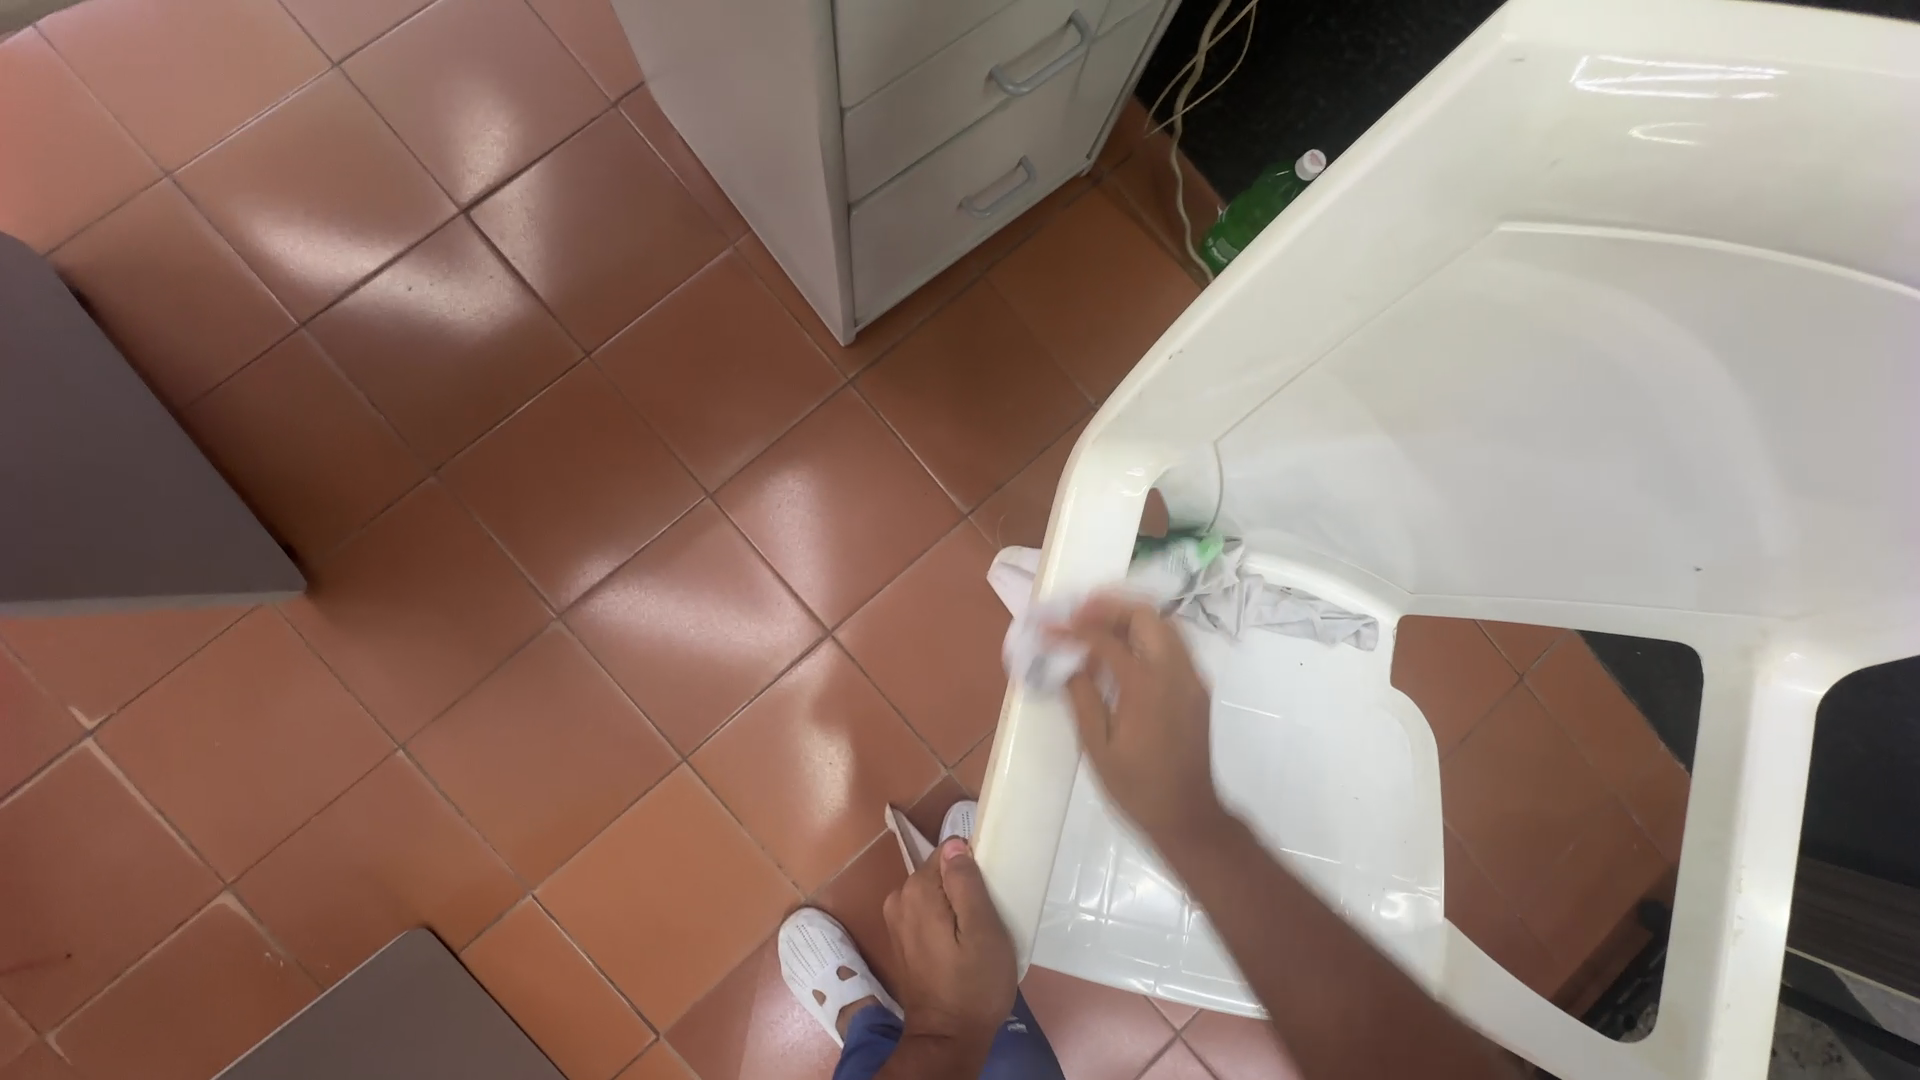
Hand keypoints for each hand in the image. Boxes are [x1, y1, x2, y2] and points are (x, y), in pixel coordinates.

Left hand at [883, 837, 1016, 1049]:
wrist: (947, 1039)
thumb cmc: (973, 985)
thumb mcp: (983, 931)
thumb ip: (966, 883)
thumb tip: (955, 844)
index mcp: (917, 889)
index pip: (949, 852)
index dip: (973, 869)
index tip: (989, 896)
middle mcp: (899, 897)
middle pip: (940, 872)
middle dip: (964, 888)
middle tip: (986, 920)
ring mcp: (896, 918)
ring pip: (934, 891)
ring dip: (954, 905)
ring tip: (974, 935)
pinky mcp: (900, 937)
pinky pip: (926, 910)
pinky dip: (943, 920)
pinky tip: (958, 945)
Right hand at [1055, 593, 1225, 842]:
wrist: (1188, 814)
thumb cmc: (1137, 787)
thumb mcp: (1097, 746)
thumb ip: (1082, 697)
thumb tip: (1067, 662)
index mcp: (1146, 686)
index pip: (1105, 641)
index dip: (1072, 631)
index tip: (1047, 629)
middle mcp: (1174, 672)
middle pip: (1145, 616)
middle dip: (1109, 608)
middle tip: (1078, 615)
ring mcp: (1191, 678)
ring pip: (1164, 625)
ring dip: (1129, 617)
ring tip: (1097, 625)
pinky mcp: (1197, 688)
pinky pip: (1173, 645)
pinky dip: (1147, 635)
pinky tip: (1124, 650)